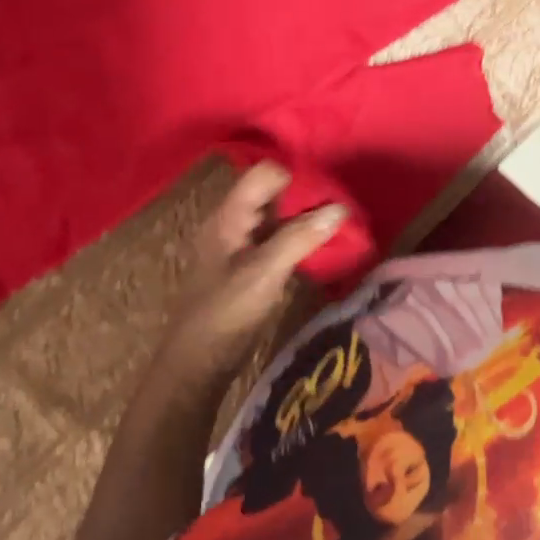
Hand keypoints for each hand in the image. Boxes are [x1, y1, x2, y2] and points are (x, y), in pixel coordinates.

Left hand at [155, 162, 346, 381]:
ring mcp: (240, 245)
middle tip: (341, 203)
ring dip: (305, 217)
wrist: (197, 365)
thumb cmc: (225, 312)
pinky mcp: (249, 266)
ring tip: (339, 221)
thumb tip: (340, 208)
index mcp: (228, 216)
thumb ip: (300, 238)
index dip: (296, 175)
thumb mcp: (265, 273)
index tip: (329, 188)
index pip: (265, 173)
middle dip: (306, 195)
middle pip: (273, 192)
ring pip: (278, 216)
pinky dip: (299, 237)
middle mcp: (232, 223)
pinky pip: (278, 238)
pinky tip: (321, 245)